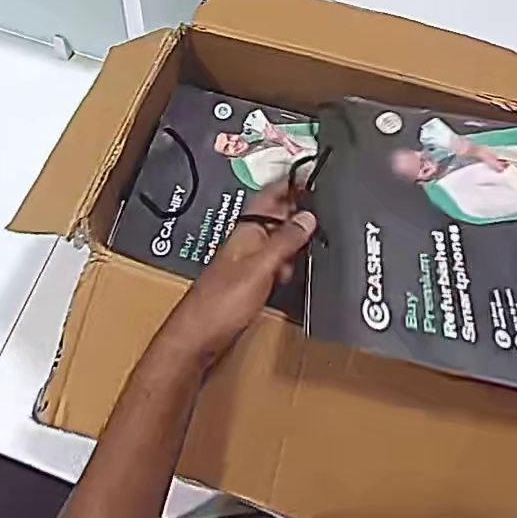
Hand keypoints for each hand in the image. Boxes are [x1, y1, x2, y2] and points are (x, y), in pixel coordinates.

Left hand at [155, 183, 316, 370]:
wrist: (198, 338)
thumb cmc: (220, 302)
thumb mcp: (261, 266)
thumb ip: (286, 240)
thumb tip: (307, 218)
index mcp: (247, 228)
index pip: (271, 193)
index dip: (290, 183)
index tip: (312, 179)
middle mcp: (247, 239)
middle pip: (276, 215)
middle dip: (297, 215)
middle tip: (318, 219)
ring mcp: (248, 259)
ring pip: (277, 239)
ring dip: (292, 242)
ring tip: (305, 248)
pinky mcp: (250, 279)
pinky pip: (274, 261)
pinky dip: (285, 263)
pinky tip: (288, 273)